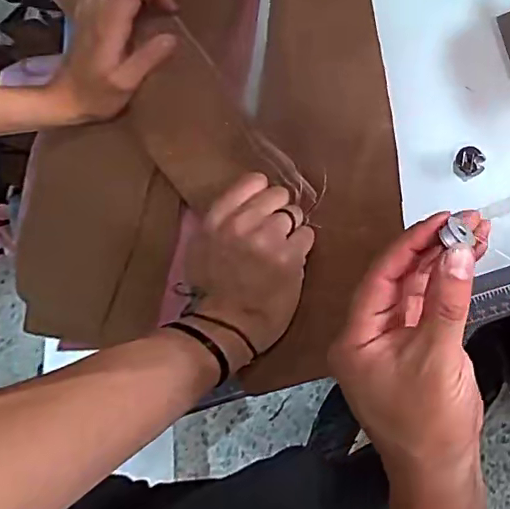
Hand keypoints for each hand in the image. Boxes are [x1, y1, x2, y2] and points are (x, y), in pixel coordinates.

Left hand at [45, 0, 177, 121]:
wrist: (60, 102)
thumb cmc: (95, 96)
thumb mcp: (127, 82)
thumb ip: (149, 58)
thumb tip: (172, 37)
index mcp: (107, 26)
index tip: (171, 10)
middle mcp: (93, 13)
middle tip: (163, 7)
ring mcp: (83, 14)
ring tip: (144, 1)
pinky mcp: (79, 19)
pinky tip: (123, 4)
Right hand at [183, 173, 316, 364]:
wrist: (225, 327)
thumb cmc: (212, 292)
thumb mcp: (202, 248)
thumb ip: (222, 223)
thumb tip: (246, 205)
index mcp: (216, 220)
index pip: (252, 181)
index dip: (263, 192)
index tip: (265, 206)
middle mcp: (241, 223)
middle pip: (278, 195)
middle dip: (281, 211)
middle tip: (275, 232)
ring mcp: (267, 238)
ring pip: (295, 215)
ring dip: (292, 231)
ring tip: (281, 251)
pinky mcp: (290, 256)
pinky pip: (307, 235)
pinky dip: (303, 246)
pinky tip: (292, 261)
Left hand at [330, 211, 489, 481]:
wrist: (442, 472)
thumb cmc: (427, 427)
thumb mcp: (438, 357)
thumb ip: (449, 300)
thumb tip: (459, 251)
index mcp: (357, 337)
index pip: (382, 274)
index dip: (412, 243)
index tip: (441, 221)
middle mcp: (371, 332)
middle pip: (401, 275)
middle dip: (434, 246)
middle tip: (465, 221)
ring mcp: (396, 336)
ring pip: (419, 284)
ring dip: (447, 259)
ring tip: (476, 232)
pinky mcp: (419, 341)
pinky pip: (433, 300)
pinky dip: (452, 280)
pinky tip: (469, 258)